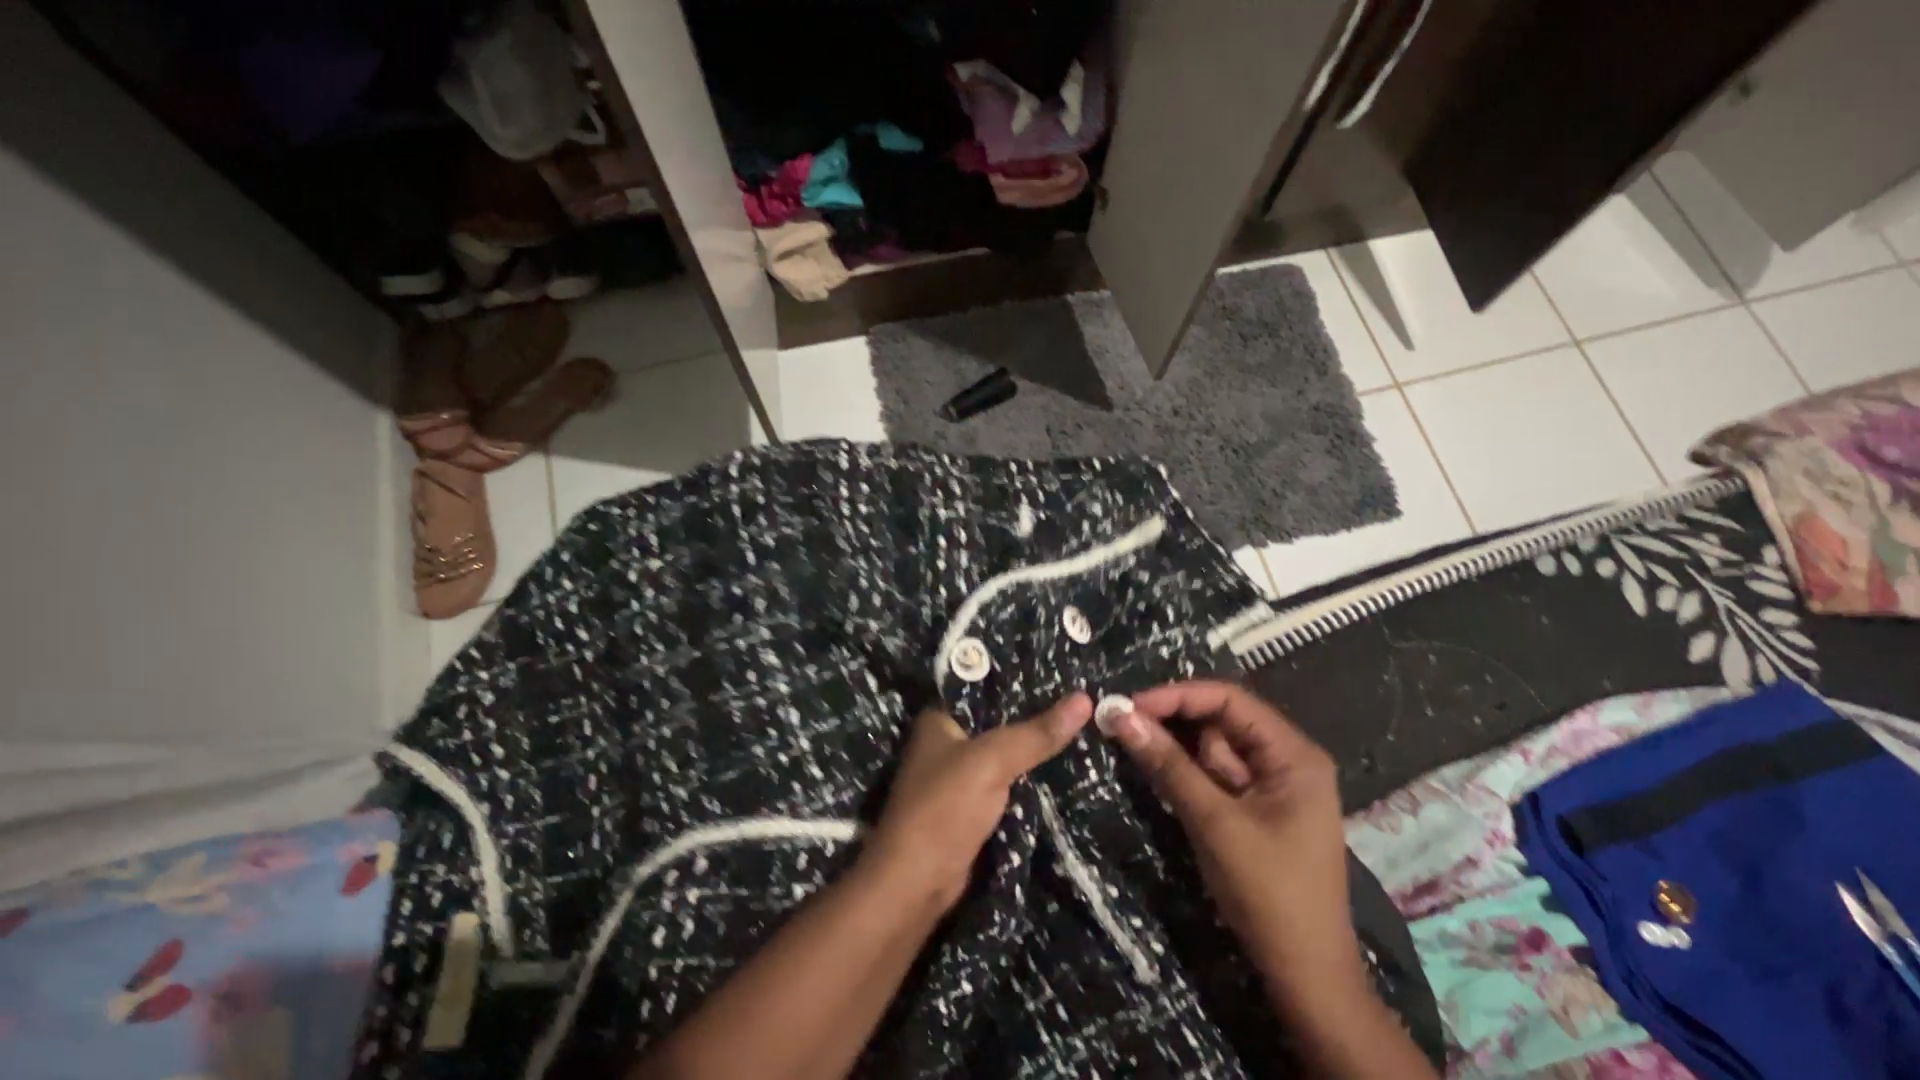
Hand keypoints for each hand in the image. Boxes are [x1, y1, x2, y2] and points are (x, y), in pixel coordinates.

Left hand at [864, 694, 1092, 914]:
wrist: (917, 883)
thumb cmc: (944, 809)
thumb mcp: (992, 761)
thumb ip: (1035, 733)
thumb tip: (1085, 699)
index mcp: (938, 721)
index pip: (985, 691)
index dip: (1023, 683)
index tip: (1069, 678)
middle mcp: (946, 745)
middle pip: (999, 726)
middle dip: (1037, 721)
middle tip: (1088, 706)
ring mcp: (958, 781)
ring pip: (1007, 759)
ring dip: (1037, 755)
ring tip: (1088, 733)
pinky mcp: (971, 812)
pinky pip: (1009, 789)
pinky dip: (1031, 785)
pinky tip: (1068, 774)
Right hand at [1108, 681, 1363, 1008]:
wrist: (1304, 971)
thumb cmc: (1268, 892)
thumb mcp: (1214, 823)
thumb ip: (1169, 766)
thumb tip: (1122, 716)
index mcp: (1294, 754)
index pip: (1230, 700)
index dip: (1177, 696)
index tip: (1127, 706)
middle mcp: (1288, 761)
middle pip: (1223, 721)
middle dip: (1173, 721)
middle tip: (1118, 725)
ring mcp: (1275, 788)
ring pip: (1216, 750)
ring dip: (1176, 748)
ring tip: (1129, 744)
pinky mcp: (1259, 812)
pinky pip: (1218, 779)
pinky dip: (1188, 774)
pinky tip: (1155, 773)